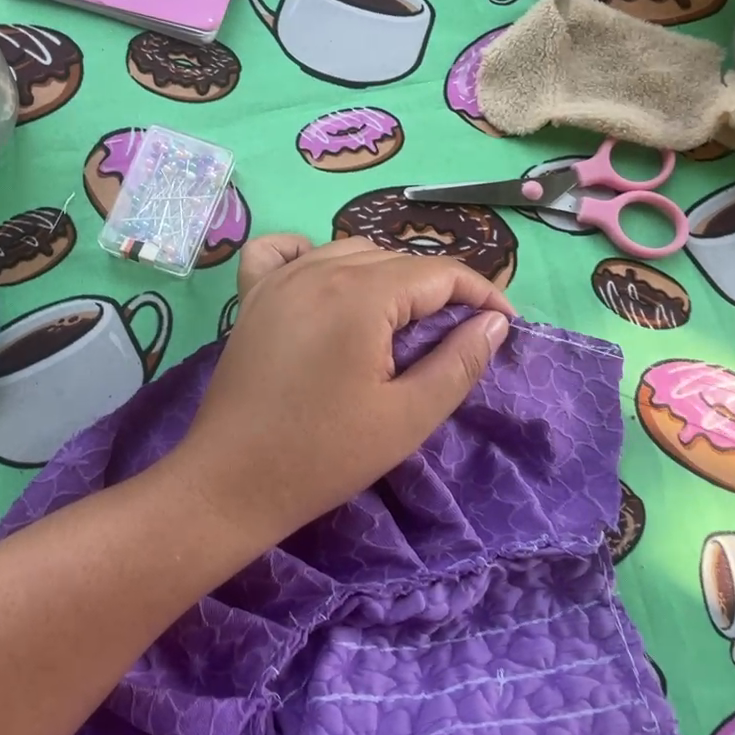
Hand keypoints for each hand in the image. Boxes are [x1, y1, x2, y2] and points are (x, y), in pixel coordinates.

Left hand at [162, 235, 513, 541]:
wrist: (231, 483)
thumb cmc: (324, 456)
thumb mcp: (407, 418)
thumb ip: (458, 363)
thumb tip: (494, 322)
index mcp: (360, 296)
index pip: (438, 272)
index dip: (481, 293)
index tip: (504, 324)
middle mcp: (318, 271)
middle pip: (397, 259)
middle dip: (438, 289)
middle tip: (457, 335)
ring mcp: (278, 280)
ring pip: (349, 250)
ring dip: (386, 275)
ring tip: (403, 320)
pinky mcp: (251, 298)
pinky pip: (283, 251)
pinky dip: (311, 253)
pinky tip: (325, 280)